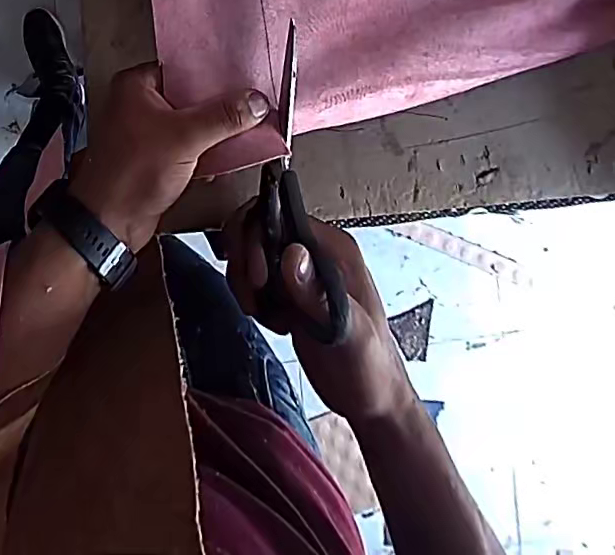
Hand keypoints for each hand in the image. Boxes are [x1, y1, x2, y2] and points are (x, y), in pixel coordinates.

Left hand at [67, 64, 268, 250]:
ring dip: (216, 130)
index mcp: (136, 86)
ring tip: (242, 128)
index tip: (241, 78)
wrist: (111, 225)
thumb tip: (253, 102)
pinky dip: (207, 149)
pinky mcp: (156, 156)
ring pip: (192, 122)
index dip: (214, 73)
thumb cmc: (126, 177)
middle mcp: (139, 105)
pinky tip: (226, 154)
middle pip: (192, 96)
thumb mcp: (184, 138)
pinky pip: (190, 144)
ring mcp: (147, 132)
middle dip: (220, 105)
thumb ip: (223, 117)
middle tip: (247, 104)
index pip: (184, 68)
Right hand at [223, 208, 413, 425]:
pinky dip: (250, 297)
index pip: (281, 215)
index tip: (257, 279)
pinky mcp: (289, 290)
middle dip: (244, 260)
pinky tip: (272, 322)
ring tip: (264, 314)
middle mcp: (315, 250)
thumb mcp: (348, 333)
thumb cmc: (369, 366)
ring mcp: (301, 270)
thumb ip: (319, 294)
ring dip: (244, 281)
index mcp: (334, 247)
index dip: (257, 239)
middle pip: (259, 227)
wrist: (370, 397)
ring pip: (251, 251)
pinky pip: (254, 277)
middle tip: (252, 299)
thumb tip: (290, 253)